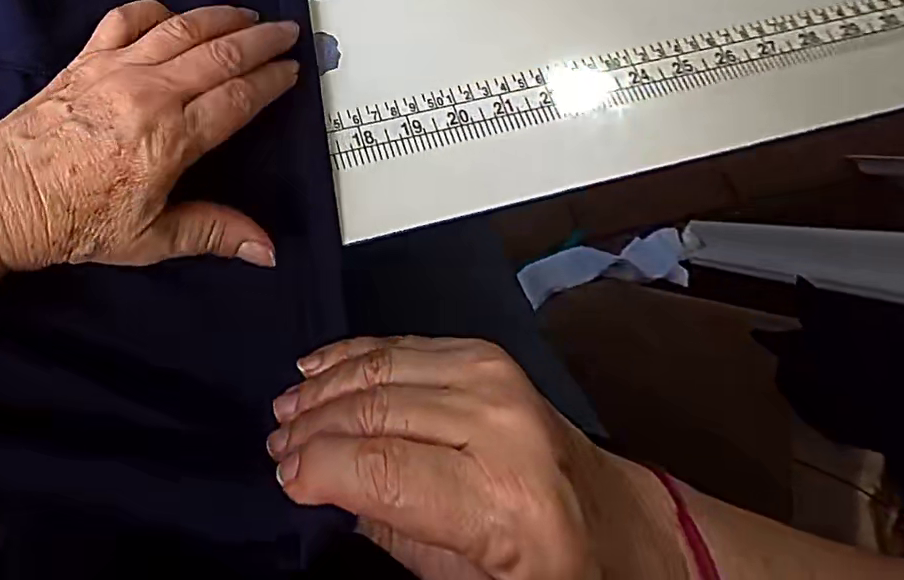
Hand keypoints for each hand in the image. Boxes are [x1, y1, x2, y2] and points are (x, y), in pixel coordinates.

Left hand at [0, 0, 300, 285]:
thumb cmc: (70, 221)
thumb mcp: (146, 240)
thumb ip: (210, 233)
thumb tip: (268, 249)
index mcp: (169, 138)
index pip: (237, 98)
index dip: (271, 81)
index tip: (292, 70)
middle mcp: (147, 92)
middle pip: (218, 54)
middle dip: (259, 39)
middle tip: (285, 30)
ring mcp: (113, 69)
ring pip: (179, 29)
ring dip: (218, 17)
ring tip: (245, 14)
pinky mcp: (84, 59)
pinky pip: (124, 20)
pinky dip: (152, 9)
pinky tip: (168, 13)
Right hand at [268, 337, 689, 579]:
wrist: (627, 527)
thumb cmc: (553, 572)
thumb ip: (389, 528)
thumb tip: (320, 479)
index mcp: (507, 504)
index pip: (379, 470)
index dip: (319, 469)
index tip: (285, 477)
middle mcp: (498, 427)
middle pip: (370, 414)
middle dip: (311, 430)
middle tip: (276, 444)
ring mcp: (489, 377)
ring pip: (372, 372)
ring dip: (319, 391)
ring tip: (286, 409)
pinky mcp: (479, 352)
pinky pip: (391, 345)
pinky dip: (344, 357)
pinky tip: (313, 370)